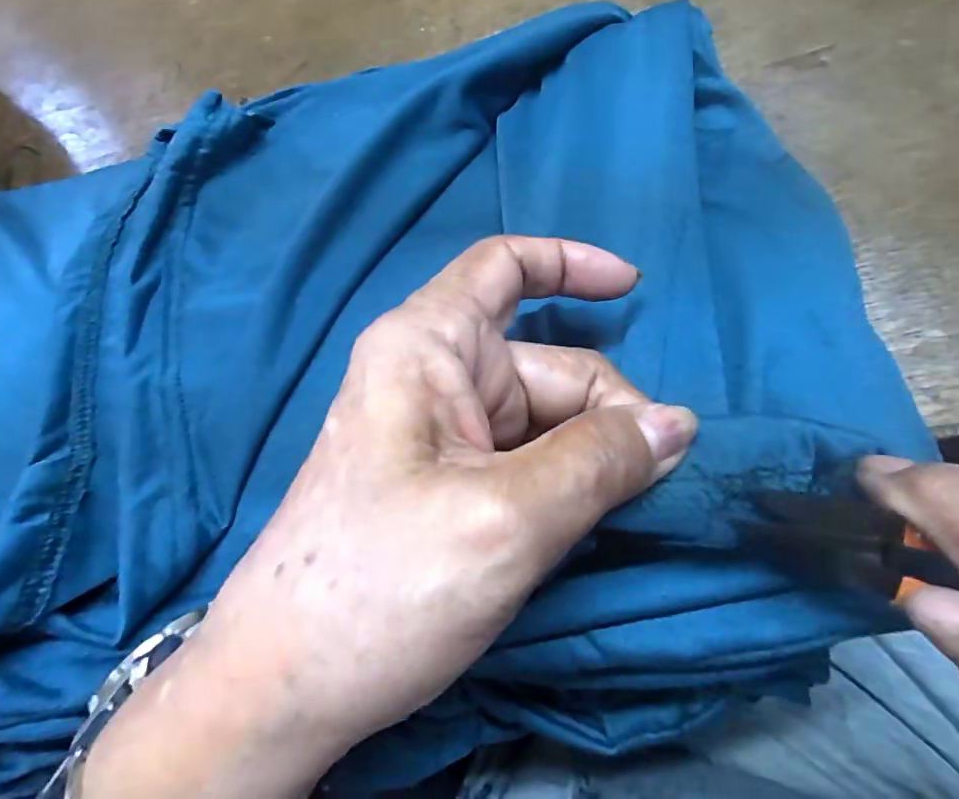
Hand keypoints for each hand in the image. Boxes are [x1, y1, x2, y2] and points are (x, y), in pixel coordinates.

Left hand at [82, 236, 697, 798]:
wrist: (280, 696)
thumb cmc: (380, 587)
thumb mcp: (507, 518)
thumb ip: (600, 461)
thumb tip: (679, 423)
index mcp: (427, 346)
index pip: (504, 266)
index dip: (572, 262)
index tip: (633, 287)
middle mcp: (435, 376)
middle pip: (549, 365)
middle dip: (607, 412)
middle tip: (653, 476)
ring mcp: (443, 433)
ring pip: (547, 420)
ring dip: (594, 456)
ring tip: (626, 507)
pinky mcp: (450, 481)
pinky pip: (531, 459)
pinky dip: (570, 480)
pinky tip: (593, 518)